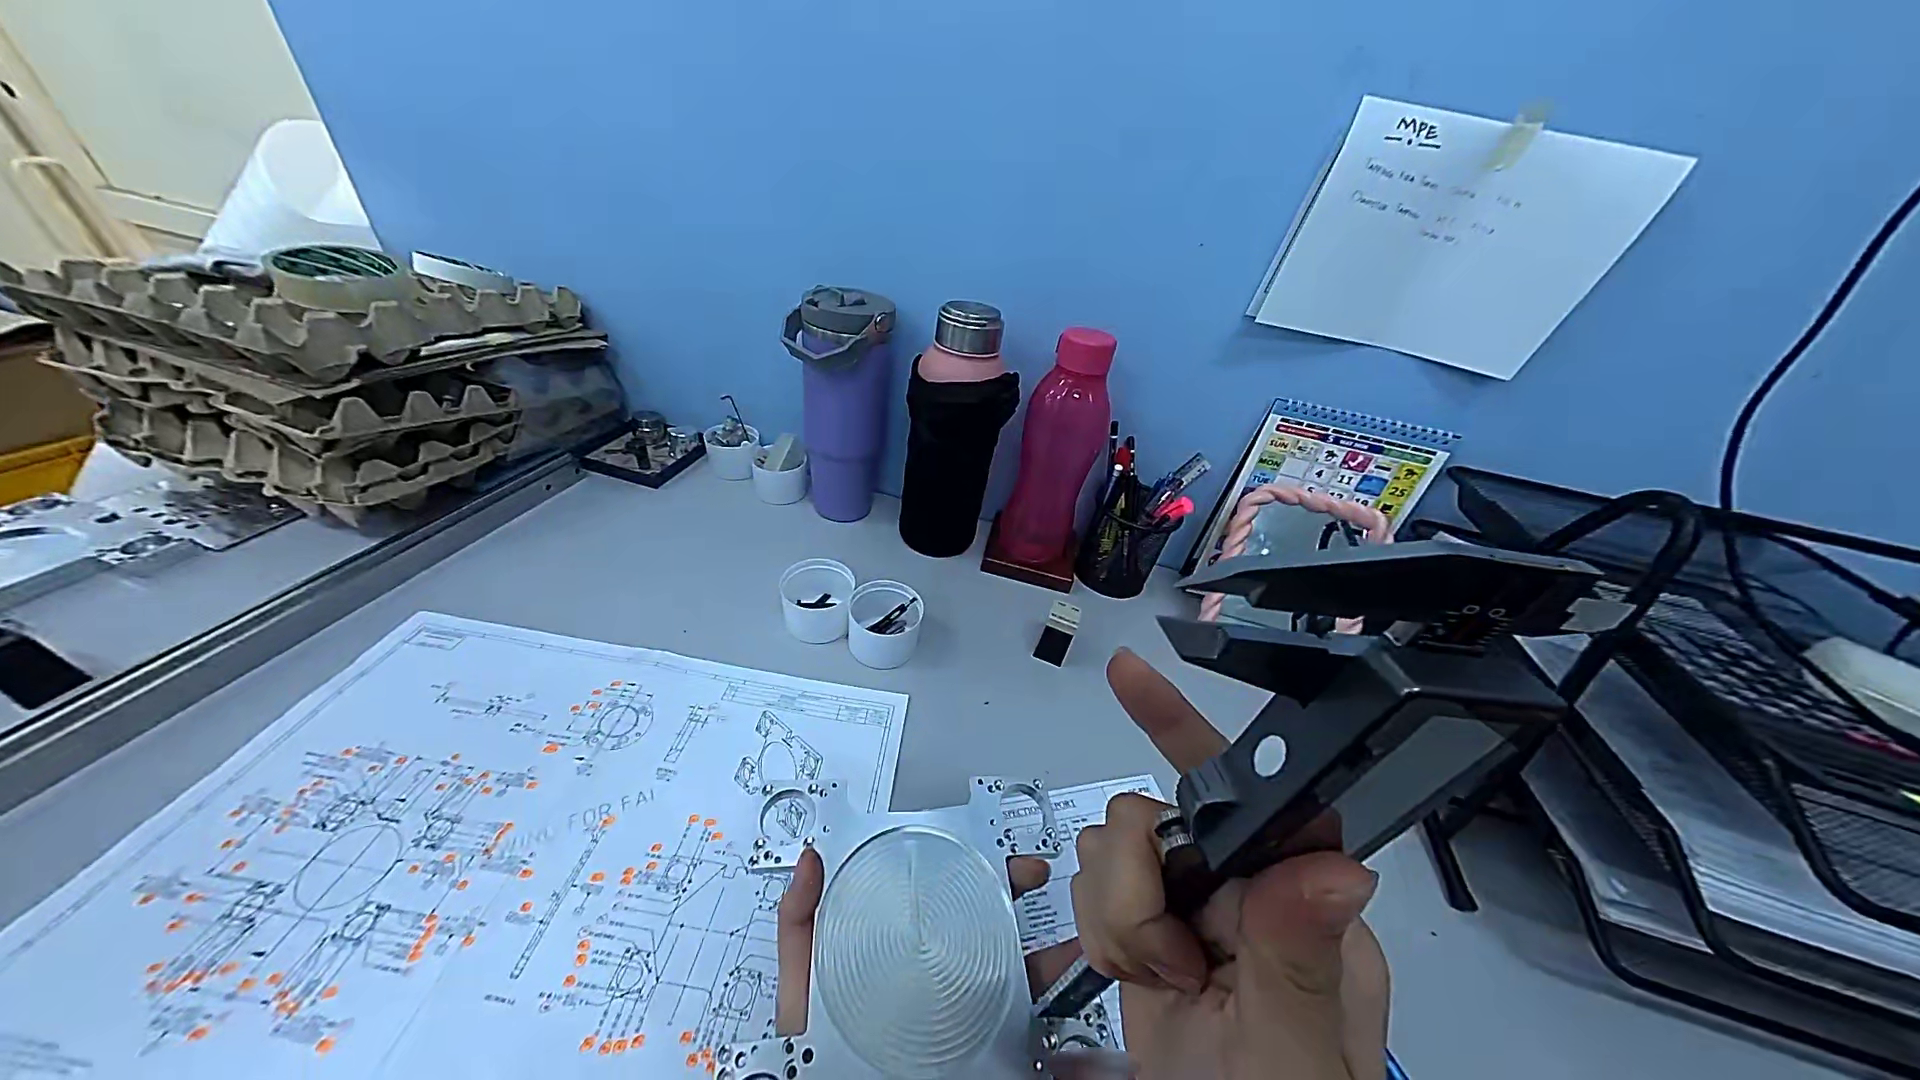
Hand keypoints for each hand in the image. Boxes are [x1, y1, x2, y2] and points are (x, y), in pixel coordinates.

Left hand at [774, 846, 1067, 1035]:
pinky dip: (1057, 999)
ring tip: (1068, 932)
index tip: (992, 846)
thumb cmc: (818, 1046)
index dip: (968, 866)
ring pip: (1015, 966)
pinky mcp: (986, 1045)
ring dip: (1047, 946)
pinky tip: (1071, 982)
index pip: (941, 896)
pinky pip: (1029, 1019)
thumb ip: (803, 922)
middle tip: (1033, 871)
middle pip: (984, 921)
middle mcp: (937, 974)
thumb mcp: (803, 981)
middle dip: (1013, 891)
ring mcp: (963, 1010)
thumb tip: (811, 859)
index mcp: (901, 951)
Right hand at [1072, 648, 1390, 1079]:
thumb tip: (1335, 868)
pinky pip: (1089, 878)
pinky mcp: (1142, 912)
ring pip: (1109, 842)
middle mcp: (1236, 876)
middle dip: (1137, 885)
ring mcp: (1184, 893)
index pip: (1243, 784)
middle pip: (1149, 813)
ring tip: (1158, 975)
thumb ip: (1301, 960)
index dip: (1178, 722)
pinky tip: (1136, 970)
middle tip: (1170, 958)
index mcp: (1292, 890)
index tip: (1127, 676)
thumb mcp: (1294, 1048)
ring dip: (1118, 916)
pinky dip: (1100, 928)